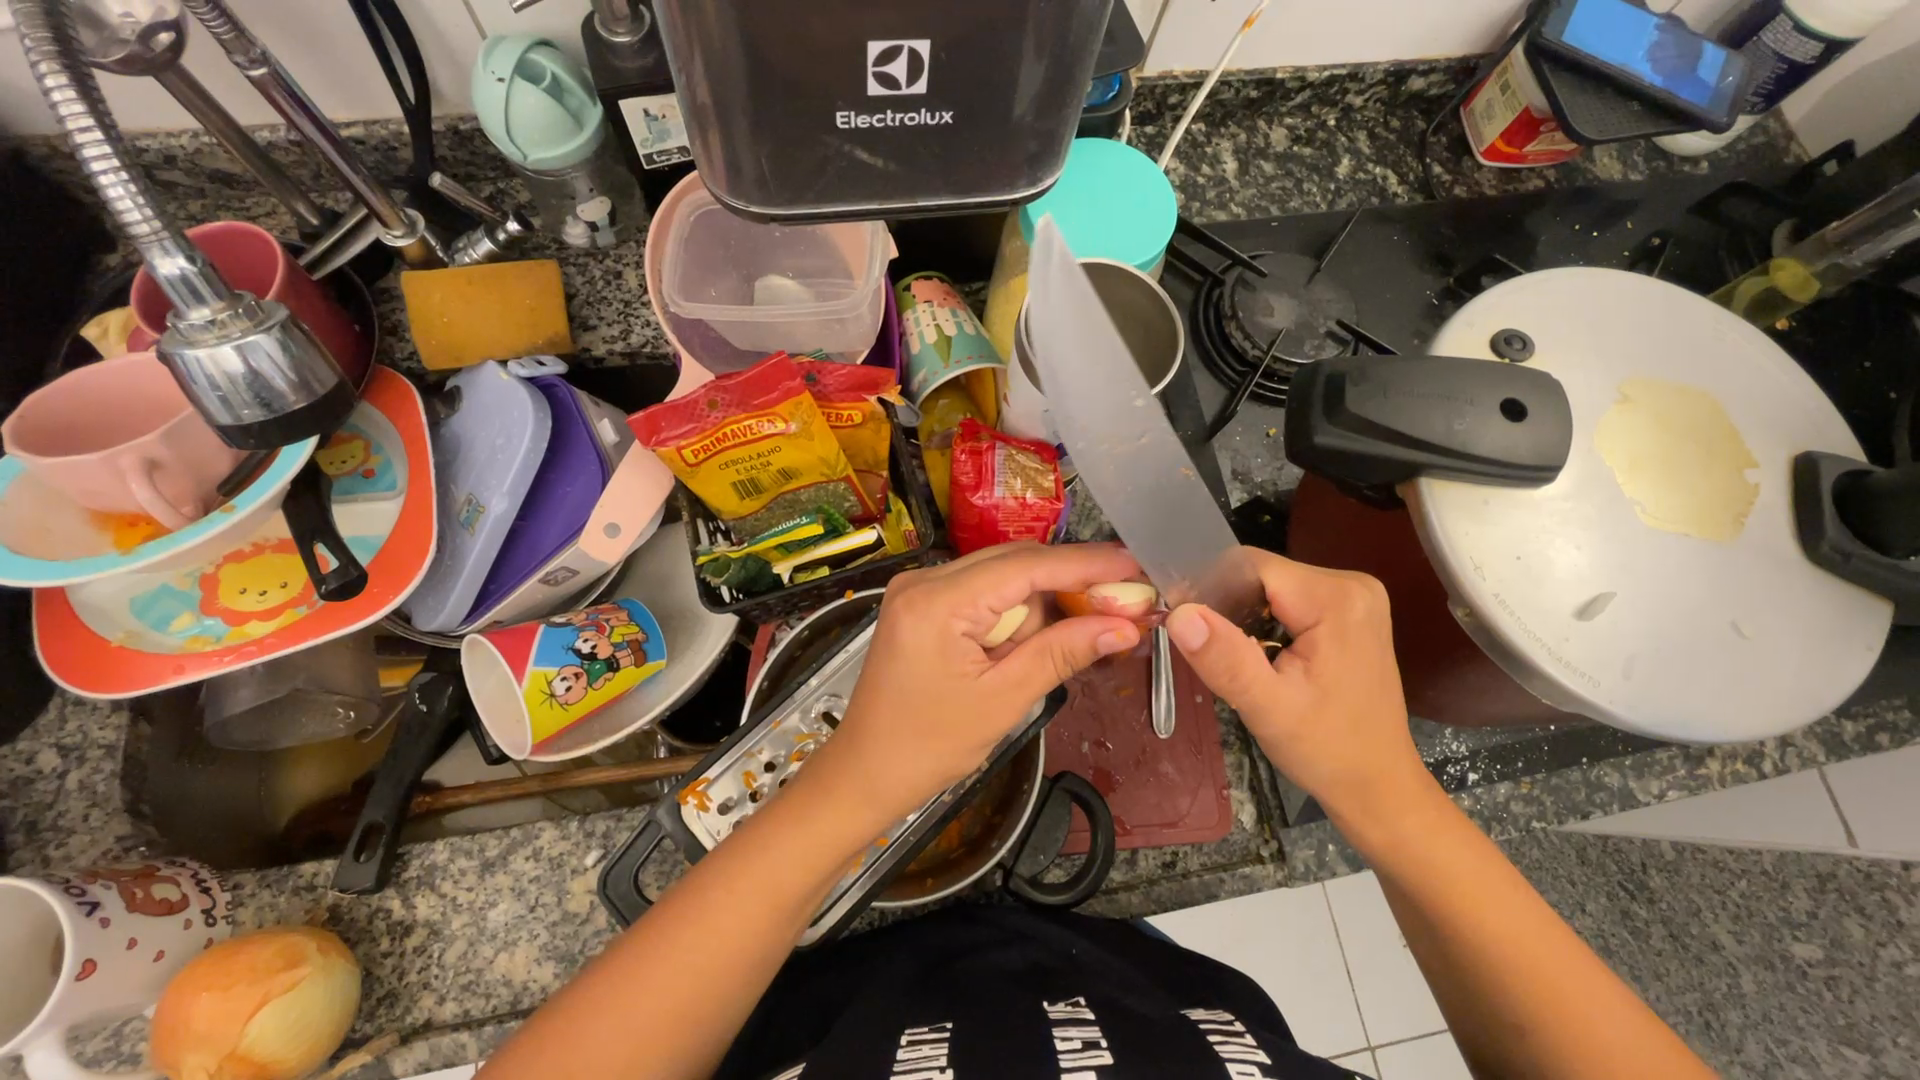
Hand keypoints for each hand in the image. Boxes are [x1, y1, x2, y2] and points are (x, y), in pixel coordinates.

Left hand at [806, 543, 1143, 824]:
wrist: (866, 772)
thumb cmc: (929, 747)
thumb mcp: (1003, 700)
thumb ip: (1062, 653)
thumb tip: (1124, 626)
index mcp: (937, 601)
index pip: (1025, 567)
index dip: (1085, 564)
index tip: (1135, 566)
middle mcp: (923, 580)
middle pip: (1015, 563)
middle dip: (1069, 584)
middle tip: (1125, 602)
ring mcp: (919, 589)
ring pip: (1002, 577)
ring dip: (1041, 604)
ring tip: (1076, 633)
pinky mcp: (922, 605)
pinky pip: (983, 593)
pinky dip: (1014, 613)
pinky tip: (1036, 639)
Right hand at [1164, 547, 1431, 825]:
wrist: (1377, 785)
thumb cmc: (1325, 750)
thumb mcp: (1267, 707)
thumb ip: (1225, 658)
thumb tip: (1179, 613)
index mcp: (1335, 598)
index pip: (1250, 567)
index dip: (1211, 591)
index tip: (1188, 629)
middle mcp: (1352, 584)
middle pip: (1261, 575)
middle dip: (1229, 609)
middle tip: (1215, 658)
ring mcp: (1355, 598)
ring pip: (1271, 588)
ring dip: (1244, 618)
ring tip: (1238, 662)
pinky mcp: (1350, 613)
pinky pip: (1289, 601)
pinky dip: (1266, 625)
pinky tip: (1262, 660)